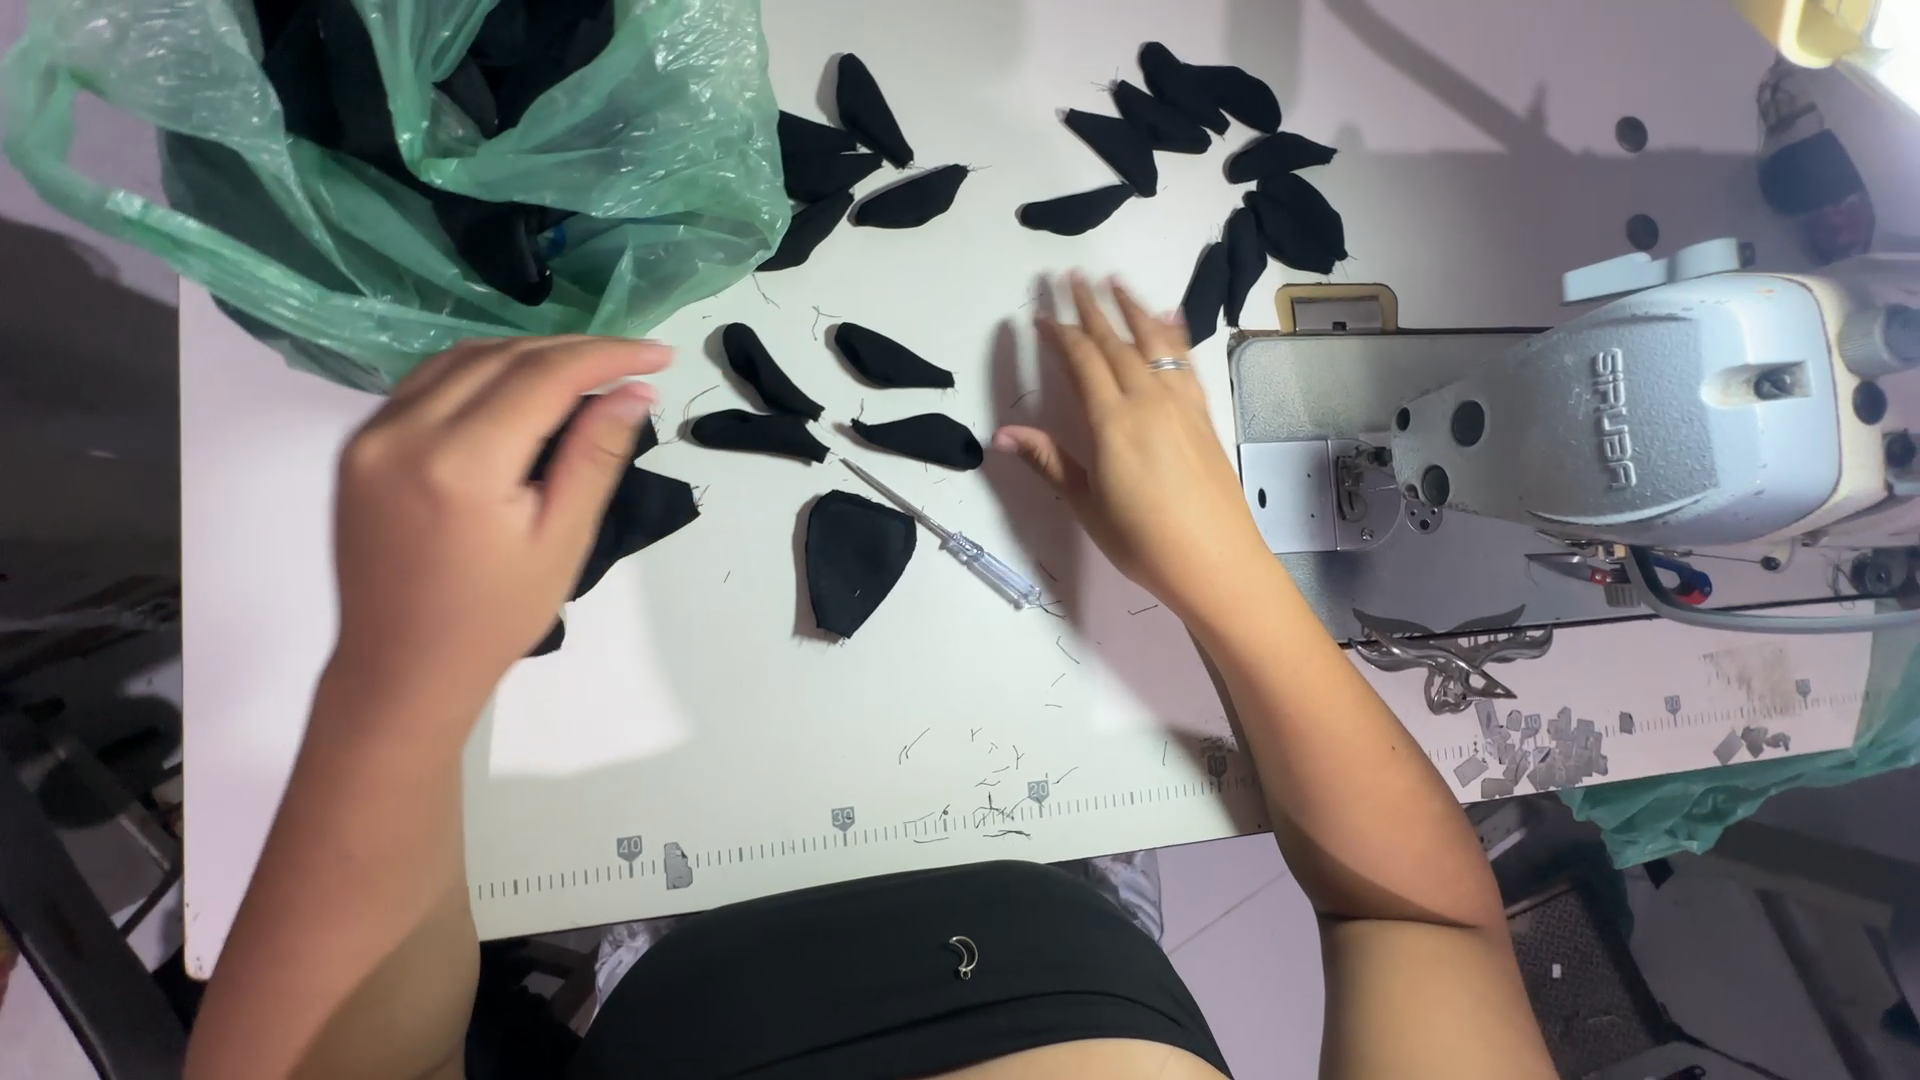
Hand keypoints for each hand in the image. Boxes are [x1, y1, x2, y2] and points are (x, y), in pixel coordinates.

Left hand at [328, 336, 669, 707]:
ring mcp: (371, 435)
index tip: (659, 356)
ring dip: (531, 353)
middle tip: (635, 360)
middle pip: (503, 356)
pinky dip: (486, 370)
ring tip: (589, 370)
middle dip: (576, 349)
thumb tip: (635, 392)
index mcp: (460, 464)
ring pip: (463, 359)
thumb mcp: (563, 539)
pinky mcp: (360, 445)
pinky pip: (429, 382)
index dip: (608, 356)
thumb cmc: (497, 616)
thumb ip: (595, 456)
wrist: (402, 667)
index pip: (544, 377)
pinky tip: (524, 386)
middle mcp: (403, 433)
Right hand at [993, 276, 1269, 619]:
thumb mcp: (1087, 504)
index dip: (1060, 334)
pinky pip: (1185, 362)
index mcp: (1112, 421)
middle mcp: (1147, 399)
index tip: (1042, 316)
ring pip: (1154, 342)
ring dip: (1133, 308)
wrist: (1215, 560)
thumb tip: (1001, 434)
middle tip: (1071, 277)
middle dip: (1092, 307)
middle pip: (1115, 341)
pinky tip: (1172, 317)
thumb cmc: (1142, 540)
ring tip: (1117, 281)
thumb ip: (1048, 460)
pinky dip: (1175, 334)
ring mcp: (1181, 403)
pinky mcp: (1203, 414)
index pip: (1081, 361)